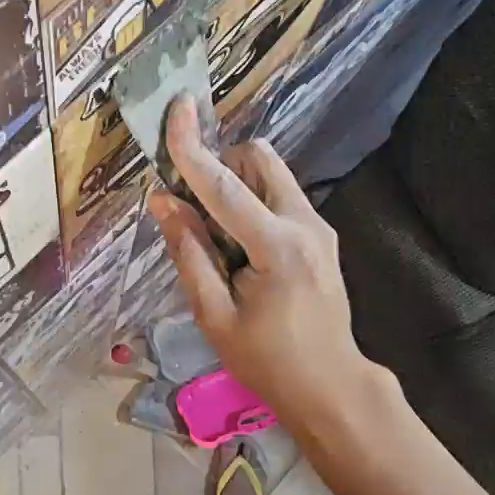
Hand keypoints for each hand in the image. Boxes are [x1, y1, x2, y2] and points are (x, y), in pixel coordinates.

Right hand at [149, 97, 371, 420]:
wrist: (330, 385)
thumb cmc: (266, 361)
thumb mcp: (214, 316)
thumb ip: (190, 254)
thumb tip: (164, 202)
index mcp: (276, 247)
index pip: (224, 186)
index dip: (193, 148)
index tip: (176, 109)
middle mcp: (305, 224)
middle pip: (260, 159)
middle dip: (222, 165)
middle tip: (197, 208)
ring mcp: (319, 228)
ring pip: (273, 175)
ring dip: (238, 184)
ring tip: (218, 237)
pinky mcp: (322, 236)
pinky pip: (282, 197)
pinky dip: (254, 203)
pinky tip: (241, 247)